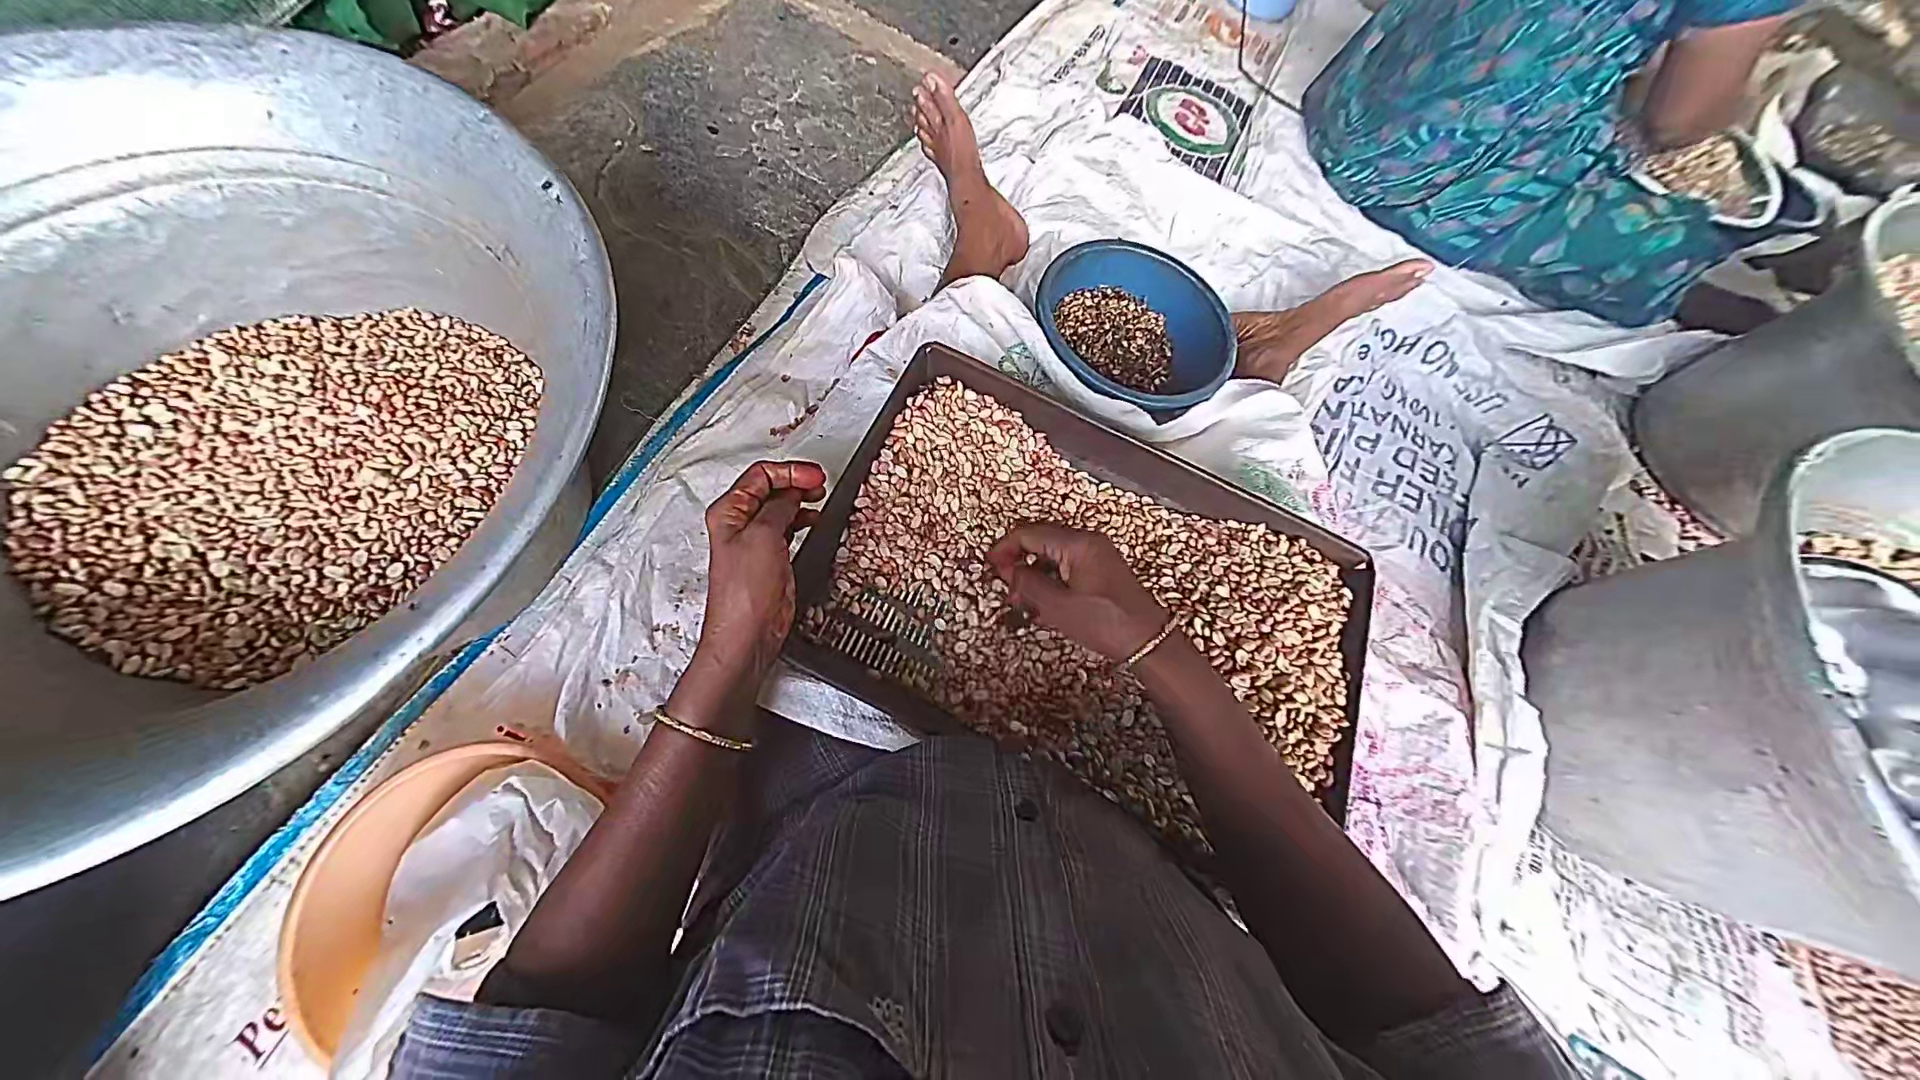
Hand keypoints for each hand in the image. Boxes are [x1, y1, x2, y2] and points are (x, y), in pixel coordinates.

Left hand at [688, 461, 826, 686]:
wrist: (748, 632)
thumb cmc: (745, 593)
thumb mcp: (764, 536)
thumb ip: (779, 508)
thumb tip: (792, 492)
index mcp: (729, 512)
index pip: (760, 476)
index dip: (790, 471)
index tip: (814, 476)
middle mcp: (740, 524)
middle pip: (770, 488)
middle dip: (796, 482)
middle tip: (819, 484)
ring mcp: (755, 541)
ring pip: (780, 508)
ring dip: (800, 500)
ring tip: (819, 499)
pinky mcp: (771, 557)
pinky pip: (788, 528)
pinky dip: (802, 520)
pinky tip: (814, 521)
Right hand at [986, 524, 1169, 661]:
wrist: (1148, 641)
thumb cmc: (1106, 622)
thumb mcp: (1058, 606)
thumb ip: (1028, 584)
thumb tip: (1009, 571)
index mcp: (1078, 544)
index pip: (1029, 533)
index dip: (1005, 548)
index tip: (991, 565)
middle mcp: (1089, 542)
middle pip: (1041, 540)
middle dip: (1019, 560)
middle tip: (1006, 584)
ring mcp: (1097, 555)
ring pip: (1052, 554)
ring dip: (1034, 572)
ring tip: (1024, 599)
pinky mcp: (1101, 570)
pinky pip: (1066, 565)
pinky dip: (1050, 578)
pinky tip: (1044, 601)